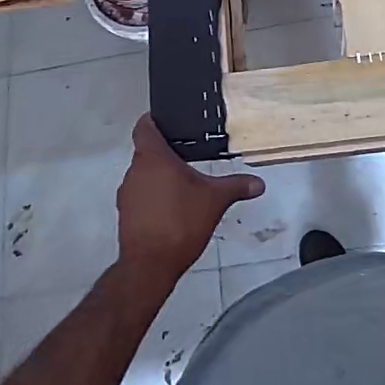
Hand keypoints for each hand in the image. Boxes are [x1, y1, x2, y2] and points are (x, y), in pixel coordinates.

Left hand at [116, 115, 264, 288]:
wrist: (151, 265)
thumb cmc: (182, 221)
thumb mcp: (216, 200)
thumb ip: (236, 186)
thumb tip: (259, 183)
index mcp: (153, 159)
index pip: (144, 127)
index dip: (154, 120)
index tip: (168, 119)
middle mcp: (135, 171)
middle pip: (146, 152)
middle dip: (167, 152)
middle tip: (190, 152)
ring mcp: (127, 194)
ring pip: (144, 174)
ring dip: (160, 175)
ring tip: (185, 180)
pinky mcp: (126, 214)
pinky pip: (141, 194)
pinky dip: (155, 194)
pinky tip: (174, 204)